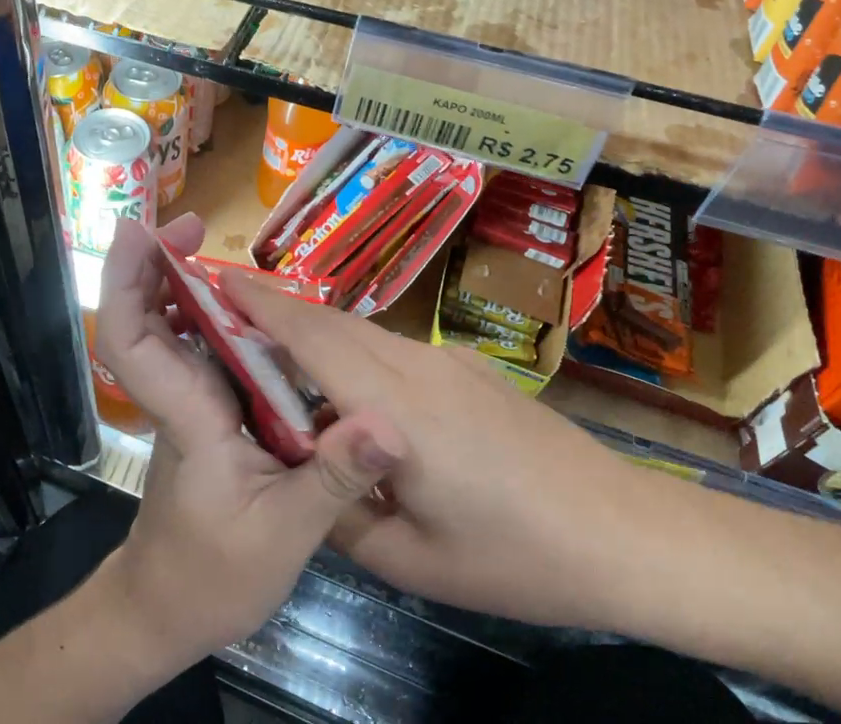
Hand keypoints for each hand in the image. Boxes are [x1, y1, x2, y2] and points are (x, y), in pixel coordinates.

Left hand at [92, 216, 405, 662]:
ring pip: (166, 335)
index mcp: (189, 416)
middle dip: (152, 267)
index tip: (143, 235)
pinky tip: (243, 312)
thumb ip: (335, 475)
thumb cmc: (215, 575)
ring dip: (176, 288)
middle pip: (141, 322)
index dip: (126, 283)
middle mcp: (179, 400)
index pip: (132, 342)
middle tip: (193, 227)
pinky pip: (196, 356)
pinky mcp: (202, 418)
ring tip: (212, 253)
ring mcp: (187, 407)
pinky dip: (206, 321)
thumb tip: (389, 423)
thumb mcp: (288, 532)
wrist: (169, 610)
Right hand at [222, 273, 658, 630]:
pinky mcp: (474, 372)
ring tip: (277, 354)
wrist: (626, 536)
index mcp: (393, 410)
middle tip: (226, 314)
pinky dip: (355, 353)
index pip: (310, 338)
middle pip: (332, 323)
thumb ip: (337, 510)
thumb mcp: (408, 560)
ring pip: (365, 333)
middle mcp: (416, 369)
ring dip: (316, 332)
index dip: (258, 305)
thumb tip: (297, 476)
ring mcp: (450, 365)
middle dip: (276, 309)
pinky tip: (354, 394)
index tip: (214, 279)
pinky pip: (397, 352)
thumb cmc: (513, 559)